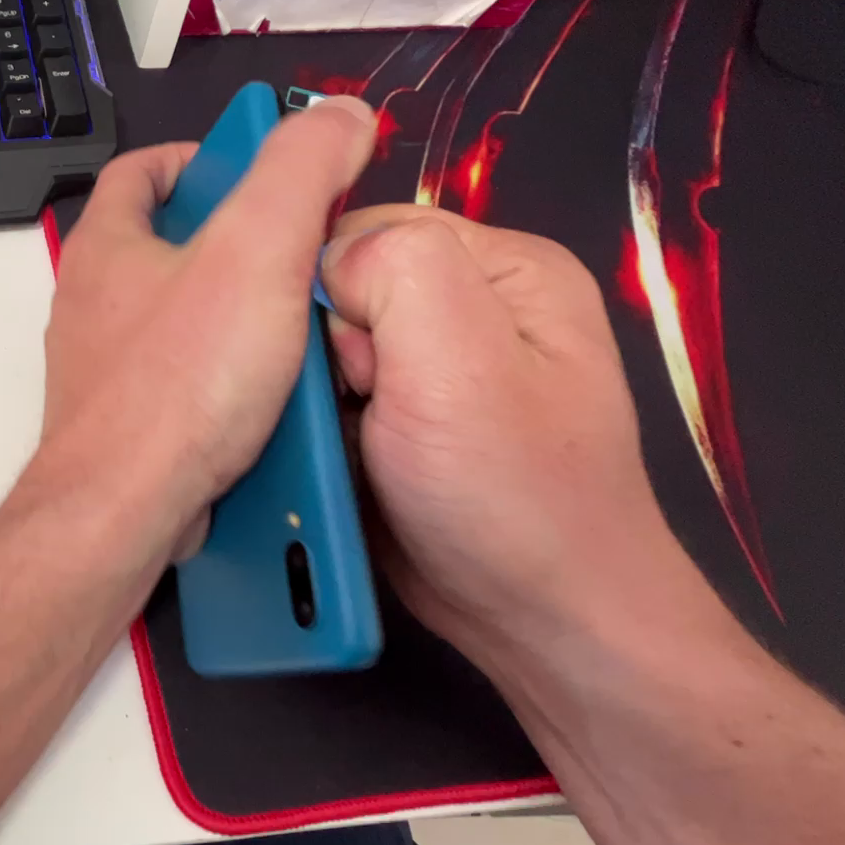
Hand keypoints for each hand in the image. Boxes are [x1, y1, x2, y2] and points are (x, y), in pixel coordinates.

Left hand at [24, 97, 376, 563]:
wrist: (123, 508)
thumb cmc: (176, 385)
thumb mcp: (255, 252)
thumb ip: (300, 171)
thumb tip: (338, 119)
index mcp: (106, 249)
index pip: (139, 171)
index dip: (199, 155)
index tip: (254, 167)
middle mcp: (91, 305)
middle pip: (164, 244)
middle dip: (232, 239)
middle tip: (294, 251)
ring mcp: (101, 367)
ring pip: (176, 317)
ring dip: (233, 311)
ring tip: (293, 323)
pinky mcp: (121, 420)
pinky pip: (177, 378)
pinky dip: (219, 373)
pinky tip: (266, 391)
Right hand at [319, 206, 677, 661]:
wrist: (533, 615)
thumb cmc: (506, 489)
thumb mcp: (459, 360)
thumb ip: (395, 272)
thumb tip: (326, 261)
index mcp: (501, 269)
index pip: (370, 230)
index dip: (331, 285)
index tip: (344, 358)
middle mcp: (466, 311)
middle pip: (341, 292)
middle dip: (322, 348)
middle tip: (352, 406)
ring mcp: (430, 373)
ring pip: (323, 352)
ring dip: (312, 394)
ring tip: (338, 439)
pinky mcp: (397, 424)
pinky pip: (326, 400)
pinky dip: (313, 424)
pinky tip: (327, 454)